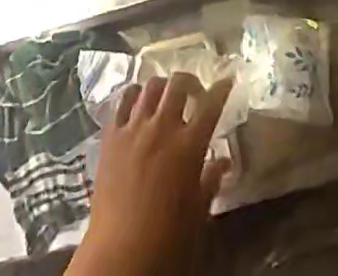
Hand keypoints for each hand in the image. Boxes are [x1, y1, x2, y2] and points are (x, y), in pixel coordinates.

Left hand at [68, 72, 233, 275]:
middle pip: (179, 84)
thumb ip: (211, 180)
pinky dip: (133, 96)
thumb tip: (223, 162)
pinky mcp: (110, 137)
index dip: (222, 88)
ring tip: (166, 98)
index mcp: (189, 144)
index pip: (211, 103)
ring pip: (150, 87)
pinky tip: (138, 104)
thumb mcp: (198, 211)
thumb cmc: (167, 238)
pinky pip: (121, 102)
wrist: (119, 255)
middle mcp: (162, 127)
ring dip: (163, 87)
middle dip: (191, 83)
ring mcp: (133, 129)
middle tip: (195, 94)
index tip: (227, 81)